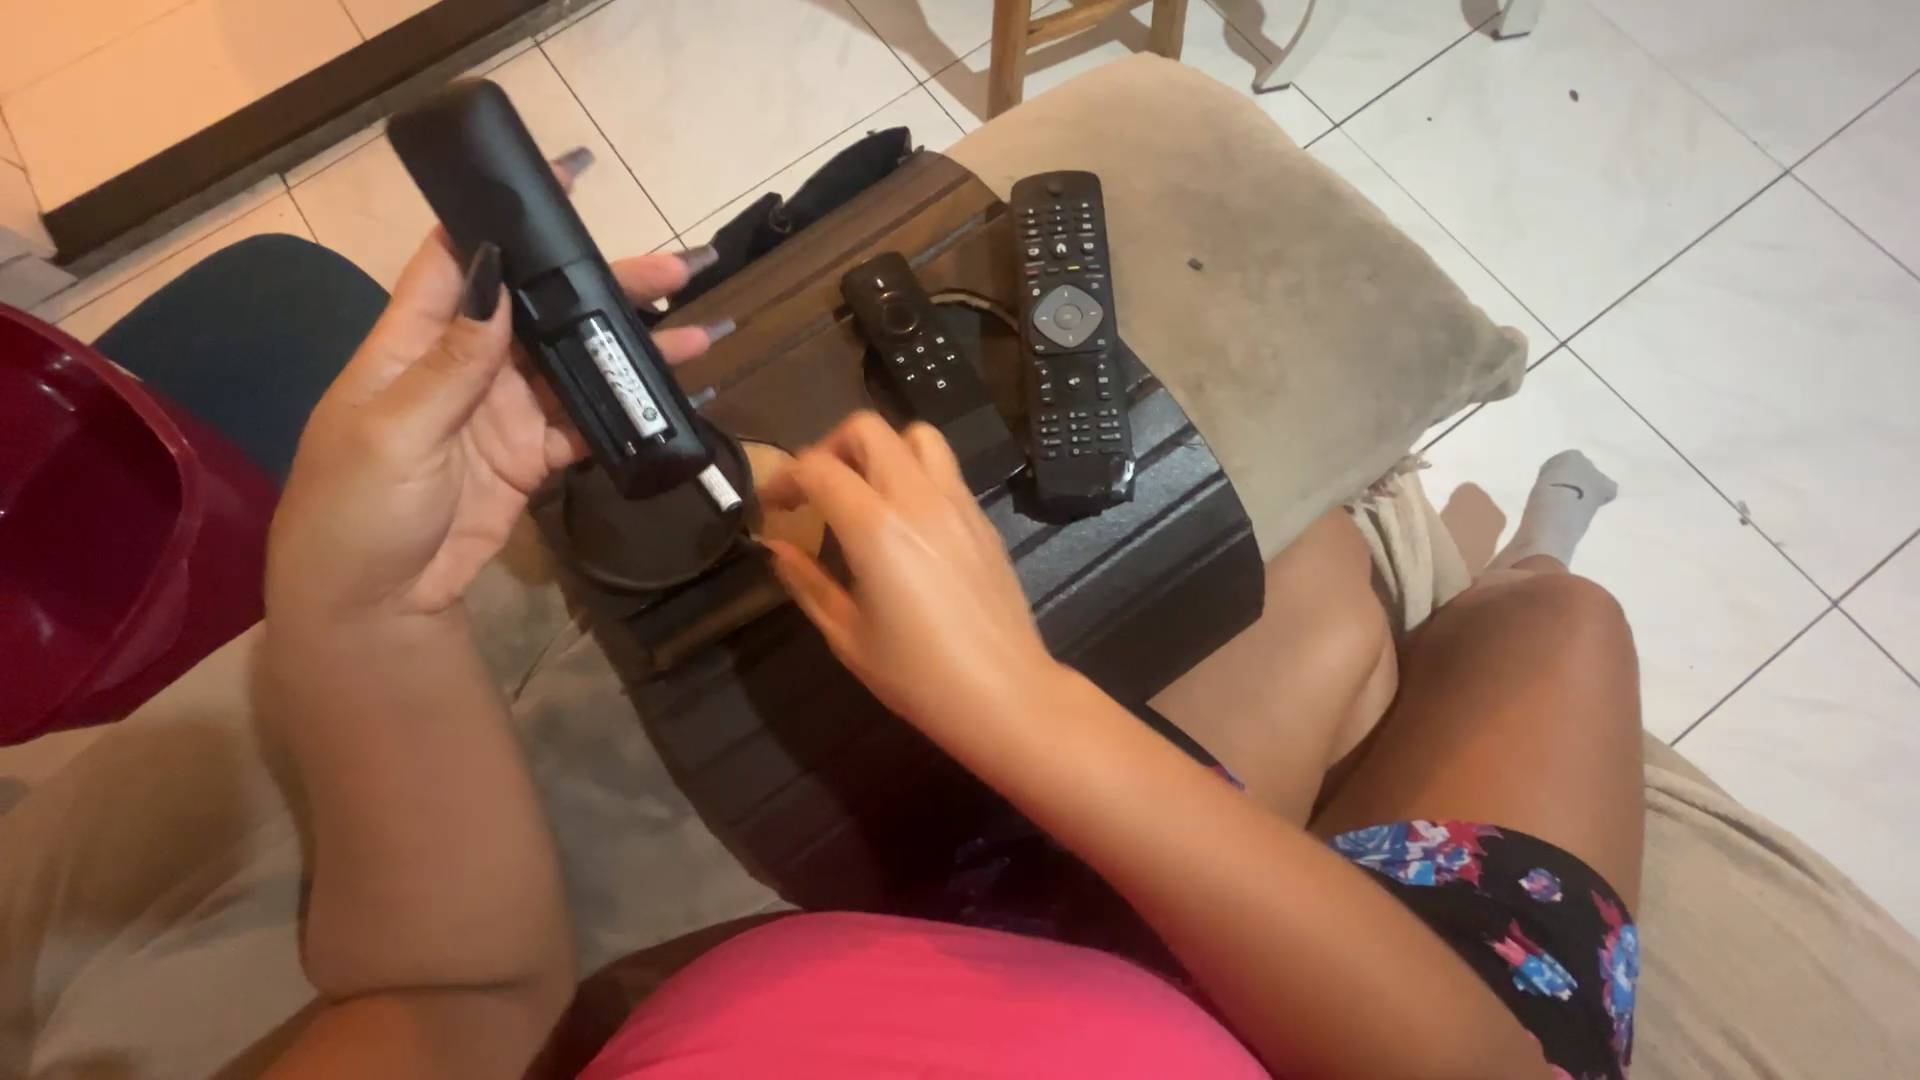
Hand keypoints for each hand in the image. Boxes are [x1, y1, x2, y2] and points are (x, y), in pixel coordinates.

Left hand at [267, 170, 717, 624]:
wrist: (379, 598)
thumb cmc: (357, 508)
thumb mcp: (391, 431)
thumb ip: (450, 363)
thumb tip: (498, 284)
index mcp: (414, 342)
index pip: (459, 262)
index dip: (506, 224)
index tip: (561, 192)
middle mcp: (469, 366)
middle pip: (543, 313)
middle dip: (604, 290)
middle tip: (672, 274)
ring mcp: (508, 413)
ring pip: (577, 369)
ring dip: (630, 352)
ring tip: (693, 336)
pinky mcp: (535, 456)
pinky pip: (589, 427)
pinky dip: (627, 415)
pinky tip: (667, 401)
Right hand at [759, 413, 1068, 740]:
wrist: (1004, 692)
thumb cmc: (918, 675)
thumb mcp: (847, 635)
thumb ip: (806, 581)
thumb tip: (776, 547)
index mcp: (876, 527)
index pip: (818, 467)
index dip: (784, 477)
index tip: (773, 505)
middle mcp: (919, 498)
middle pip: (868, 429)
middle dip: (830, 448)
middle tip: (816, 491)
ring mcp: (958, 503)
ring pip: (917, 437)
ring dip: (881, 450)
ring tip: (864, 493)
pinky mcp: (983, 519)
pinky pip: (945, 471)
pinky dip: (915, 474)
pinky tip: (906, 522)